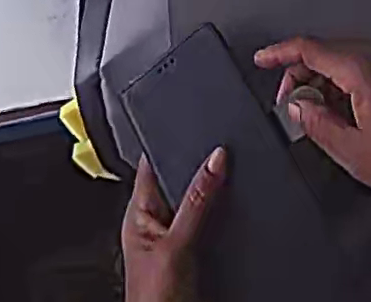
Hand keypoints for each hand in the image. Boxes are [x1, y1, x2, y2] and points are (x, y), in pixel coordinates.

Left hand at [121, 150, 226, 301]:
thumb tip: (215, 158)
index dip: (171, 139)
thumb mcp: (177, 245)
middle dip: (199, 163)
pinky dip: (221, 208)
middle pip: (179, 176)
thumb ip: (197, 200)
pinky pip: (210, 216)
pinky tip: (231, 203)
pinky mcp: (194, 249)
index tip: (195, 120)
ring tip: (229, 172)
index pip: (153, 161)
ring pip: (197, 197)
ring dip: (212, 187)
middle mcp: (155, 220)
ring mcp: (175, 235)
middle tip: (221, 146)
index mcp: (138, 213)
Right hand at [254, 37, 370, 211]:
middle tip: (287, 106)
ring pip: (338, 59)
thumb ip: (317, 122)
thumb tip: (295, 104)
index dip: (280, 52)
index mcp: (360, 68)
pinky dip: (337, 83)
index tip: (259, 59)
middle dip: (298, 73)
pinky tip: (333, 111)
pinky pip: (355, 67)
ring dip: (318, 79)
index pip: (310, 48)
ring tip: (308, 114)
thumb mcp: (352, 151)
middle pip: (323, 51)